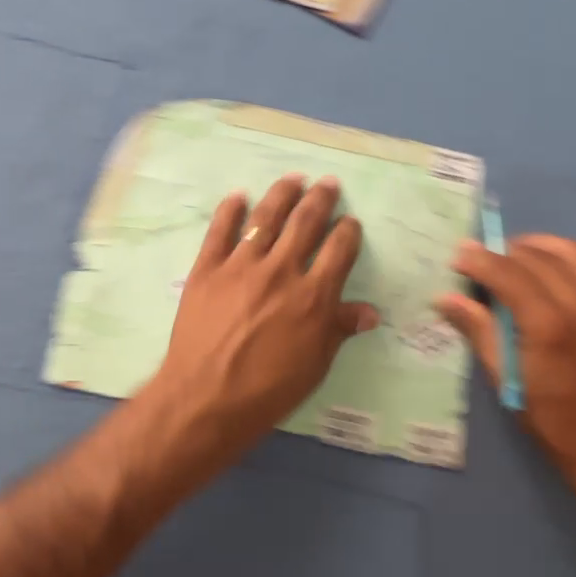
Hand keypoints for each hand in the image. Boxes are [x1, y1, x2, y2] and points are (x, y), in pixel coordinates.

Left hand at [143, 174, 377, 458]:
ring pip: (265, 217)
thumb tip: (370, 312)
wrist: (205, 398)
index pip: (339, 249)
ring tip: (293, 178)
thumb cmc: (267, 390)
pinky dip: (230, 210)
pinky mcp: (207, 268)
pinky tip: (239, 196)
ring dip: (282, 194)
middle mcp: (280, 270)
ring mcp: (240, 266)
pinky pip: (220, 230)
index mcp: (312, 295)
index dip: (348, 231)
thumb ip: (338, 330)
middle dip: (320, 199)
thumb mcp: (314, 365)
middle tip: (328, 183)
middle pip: (305, 222)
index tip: (350, 222)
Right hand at [435, 235, 575, 499]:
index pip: (507, 272)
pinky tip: (552, 270)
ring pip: (569, 250)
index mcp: (549, 324)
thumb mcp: (508, 381)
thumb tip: (446, 298)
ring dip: (536, 246)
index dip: (478, 260)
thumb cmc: (556, 423)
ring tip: (513, 258)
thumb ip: (479, 331)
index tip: (456, 257)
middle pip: (535, 256)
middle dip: (502, 253)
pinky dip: (568, 257)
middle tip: (478, 263)